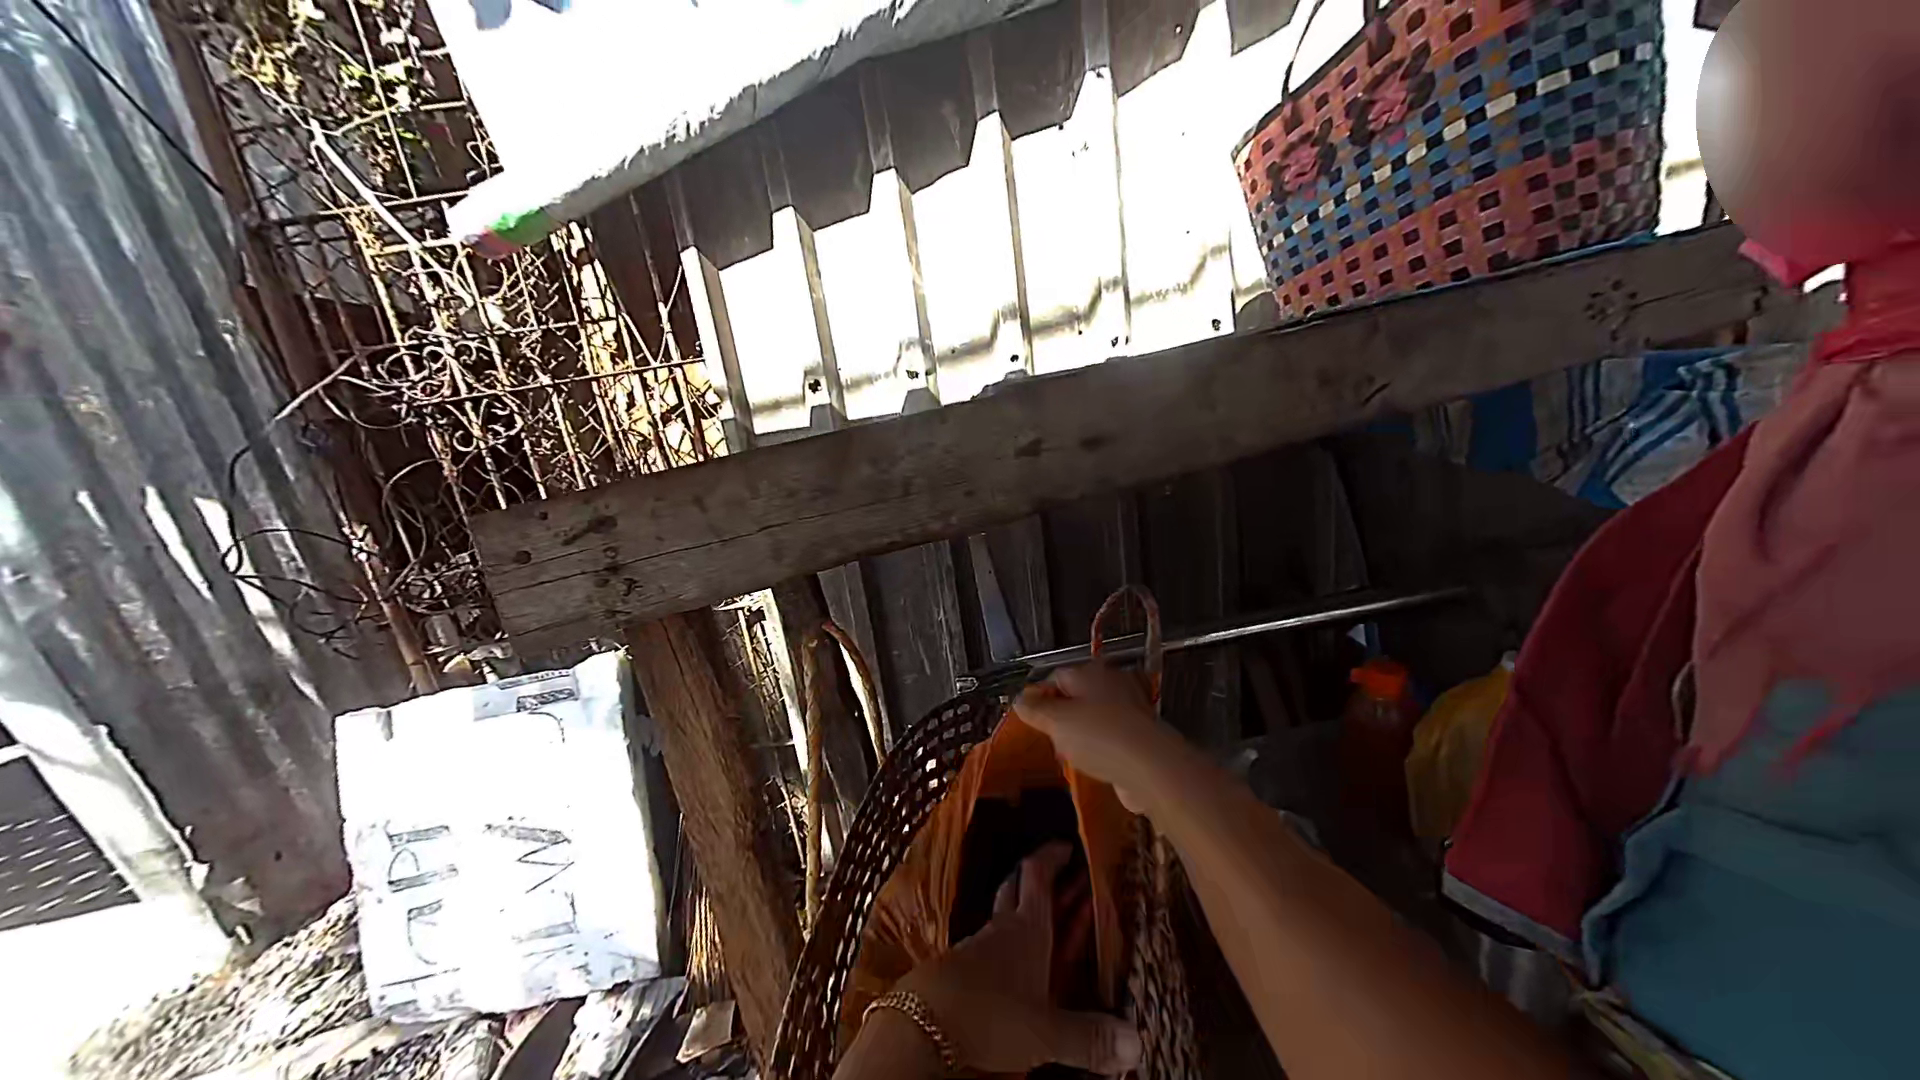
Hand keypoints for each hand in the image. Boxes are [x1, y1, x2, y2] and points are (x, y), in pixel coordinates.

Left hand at [895, 843, 1141, 1075]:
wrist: (923, 1025)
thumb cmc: (991, 1014)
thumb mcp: (1046, 1032)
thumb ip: (1089, 1037)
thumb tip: (1137, 1042)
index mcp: (1027, 928)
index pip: (1038, 876)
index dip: (1051, 856)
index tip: (1066, 844)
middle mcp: (1001, 928)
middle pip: (1016, 887)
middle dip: (1034, 875)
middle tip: (1054, 871)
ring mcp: (976, 946)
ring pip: (1000, 915)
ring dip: (1017, 910)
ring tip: (1037, 917)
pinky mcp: (959, 968)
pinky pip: (987, 945)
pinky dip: (1002, 943)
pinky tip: (1009, 962)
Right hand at [1015, 663, 1201, 812]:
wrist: (1151, 769)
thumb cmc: (1100, 737)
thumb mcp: (1056, 721)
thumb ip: (1034, 709)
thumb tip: (1020, 699)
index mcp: (1093, 674)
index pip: (1058, 675)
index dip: (1039, 694)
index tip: (1030, 716)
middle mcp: (1114, 686)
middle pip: (1077, 697)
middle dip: (1061, 717)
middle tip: (1050, 736)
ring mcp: (1131, 712)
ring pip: (1094, 719)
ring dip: (1080, 736)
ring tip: (1071, 754)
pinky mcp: (1141, 738)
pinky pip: (1111, 740)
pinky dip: (1101, 751)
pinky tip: (1094, 766)